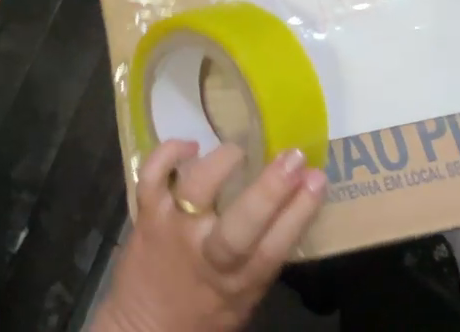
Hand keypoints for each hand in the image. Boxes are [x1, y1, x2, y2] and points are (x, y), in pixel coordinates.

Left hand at [93, 141, 325, 331]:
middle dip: (270, 189)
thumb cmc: (201, 312)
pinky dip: (167, 154)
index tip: (317, 178)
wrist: (142, 329)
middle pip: (241, 223)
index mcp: (239, 282)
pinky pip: (151, 178)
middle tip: (294, 156)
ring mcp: (174, 231)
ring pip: (195, 191)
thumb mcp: (243, 297)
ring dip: (221, 163)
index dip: (299, 212)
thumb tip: (292, 203)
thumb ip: (261, 257)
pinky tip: (190, 145)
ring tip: (238, 149)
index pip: (274, 247)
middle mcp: (208, 256)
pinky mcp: (146, 215)